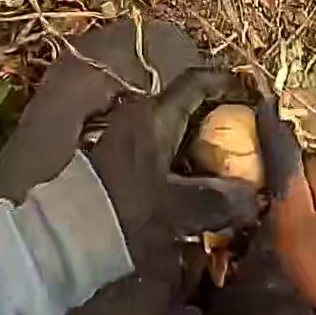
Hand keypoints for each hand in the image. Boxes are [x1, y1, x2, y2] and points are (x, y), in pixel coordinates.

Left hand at [67, 68, 259, 314]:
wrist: (63, 233)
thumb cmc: (122, 210)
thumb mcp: (174, 208)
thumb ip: (216, 200)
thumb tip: (253, 196)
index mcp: (155, 115)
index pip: (196, 82)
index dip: (224, 81)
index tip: (248, 88)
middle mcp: (139, 115)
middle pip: (185, 102)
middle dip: (215, 113)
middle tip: (241, 130)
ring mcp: (125, 133)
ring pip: (171, 125)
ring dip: (196, 136)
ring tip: (220, 159)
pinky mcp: (115, 155)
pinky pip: (158, 143)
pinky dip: (178, 153)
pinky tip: (189, 181)